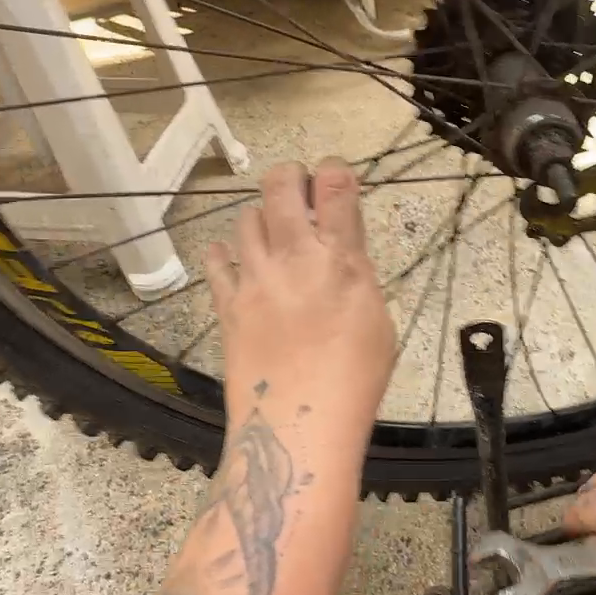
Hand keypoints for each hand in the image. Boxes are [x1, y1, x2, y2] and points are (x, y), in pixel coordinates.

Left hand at [204, 159, 394, 438]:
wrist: (298, 424)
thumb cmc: (356, 380)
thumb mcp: (378, 322)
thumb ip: (357, 279)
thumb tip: (342, 258)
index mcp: (342, 260)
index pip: (336, 188)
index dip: (335, 171)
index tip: (335, 177)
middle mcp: (295, 257)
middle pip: (280, 186)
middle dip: (290, 174)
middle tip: (298, 186)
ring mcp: (255, 278)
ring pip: (246, 218)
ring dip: (262, 217)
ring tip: (272, 235)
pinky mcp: (228, 304)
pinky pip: (217, 261)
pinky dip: (225, 253)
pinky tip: (232, 259)